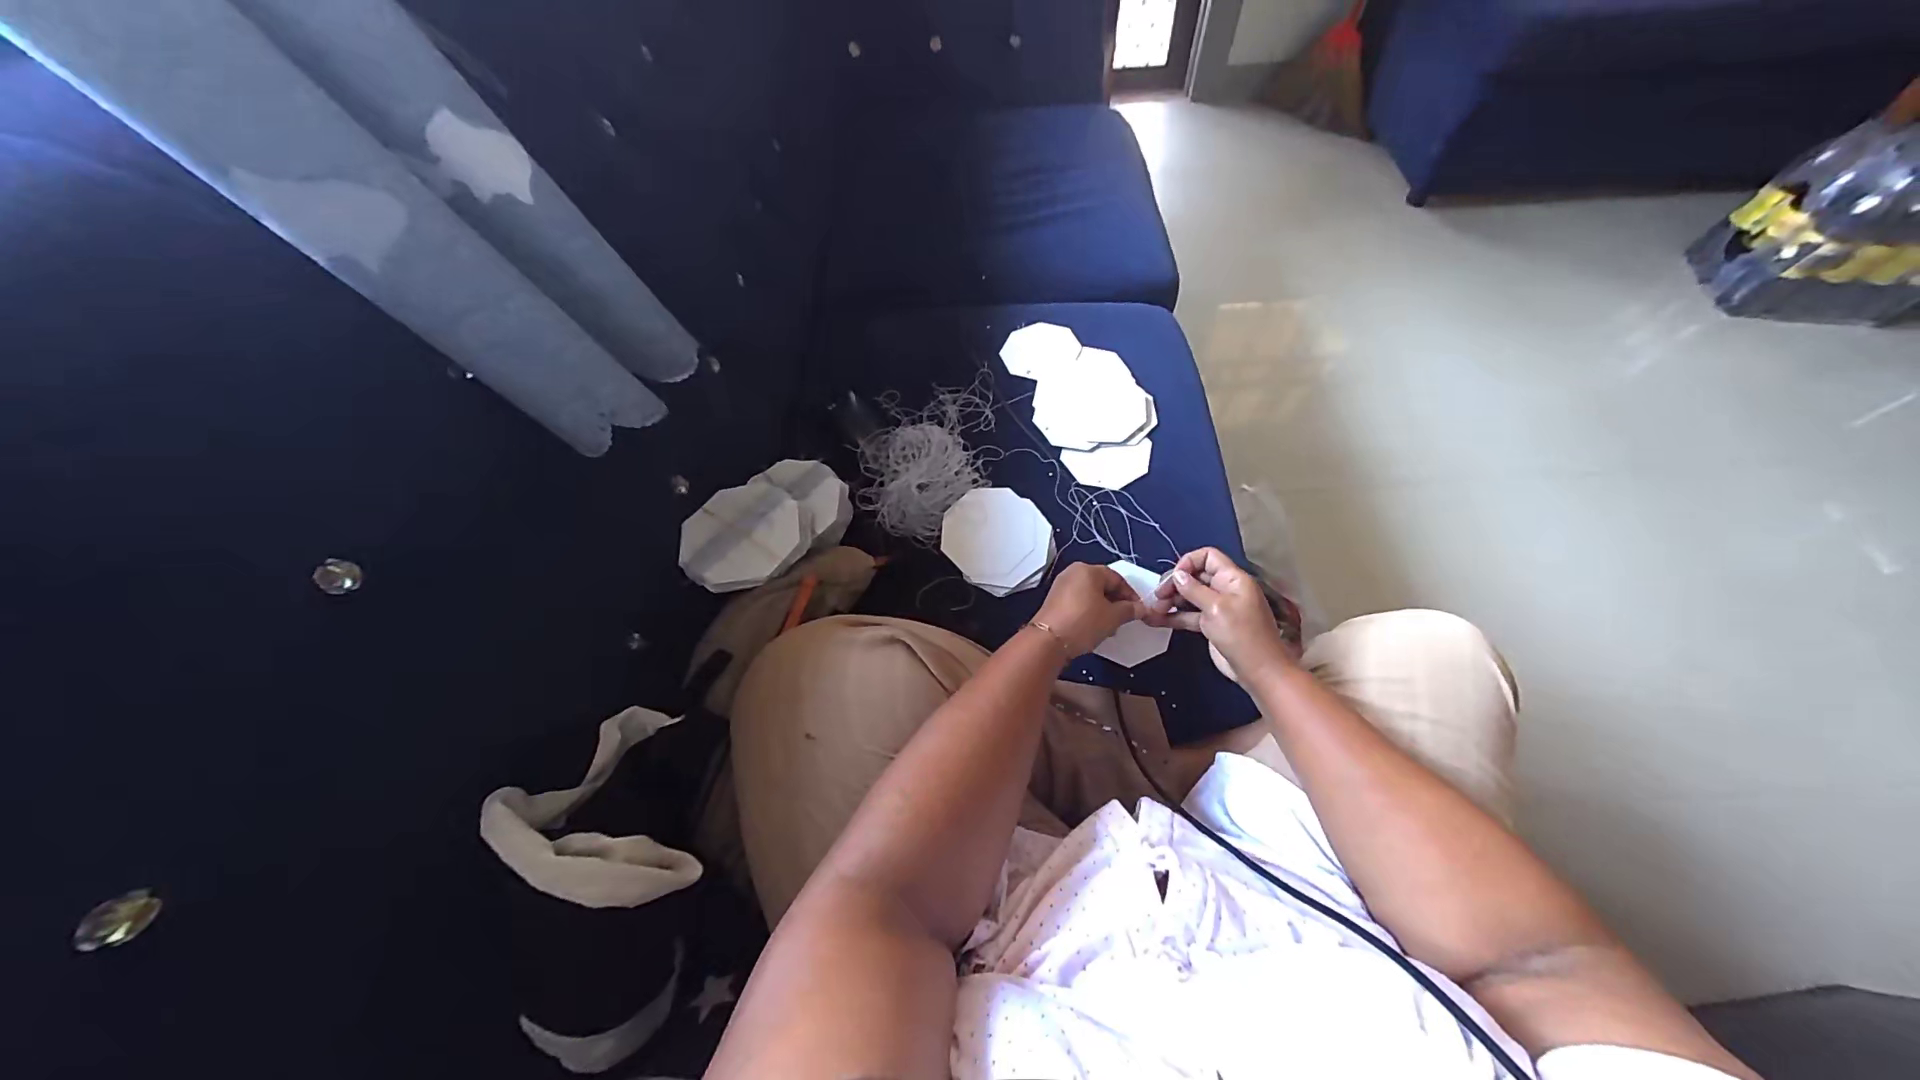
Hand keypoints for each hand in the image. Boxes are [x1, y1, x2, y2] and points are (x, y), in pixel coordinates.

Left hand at [1030, 562, 1149, 656]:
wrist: (1049, 640)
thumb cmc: (1083, 622)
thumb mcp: (1113, 617)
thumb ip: (1130, 610)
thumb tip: (1140, 608)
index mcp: (1087, 570)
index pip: (1117, 578)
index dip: (1130, 595)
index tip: (1138, 609)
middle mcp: (1072, 573)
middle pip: (1102, 585)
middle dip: (1116, 602)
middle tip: (1124, 618)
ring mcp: (1061, 586)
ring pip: (1090, 595)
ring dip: (1103, 609)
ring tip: (1109, 626)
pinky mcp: (1054, 601)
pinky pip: (1078, 602)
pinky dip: (1089, 611)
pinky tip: (1093, 627)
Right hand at [1145, 547, 1290, 683]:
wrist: (1259, 671)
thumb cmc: (1242, 635)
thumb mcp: (1216, 608)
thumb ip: (1194, 589)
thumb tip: (1178, 575)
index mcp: (1232, 579)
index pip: (1208, 557)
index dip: (1188, 563)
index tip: (1173, 578)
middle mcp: (1225, 589)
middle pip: (1196, 576)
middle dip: (1175, 584)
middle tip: (1158, 597)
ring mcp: (1218, 608)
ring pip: (1190, 597)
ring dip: (1171, 601)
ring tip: (1154, 610)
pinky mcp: (1212, 625)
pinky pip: (1190, 615)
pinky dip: (1175, 616)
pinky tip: (1158, 620)